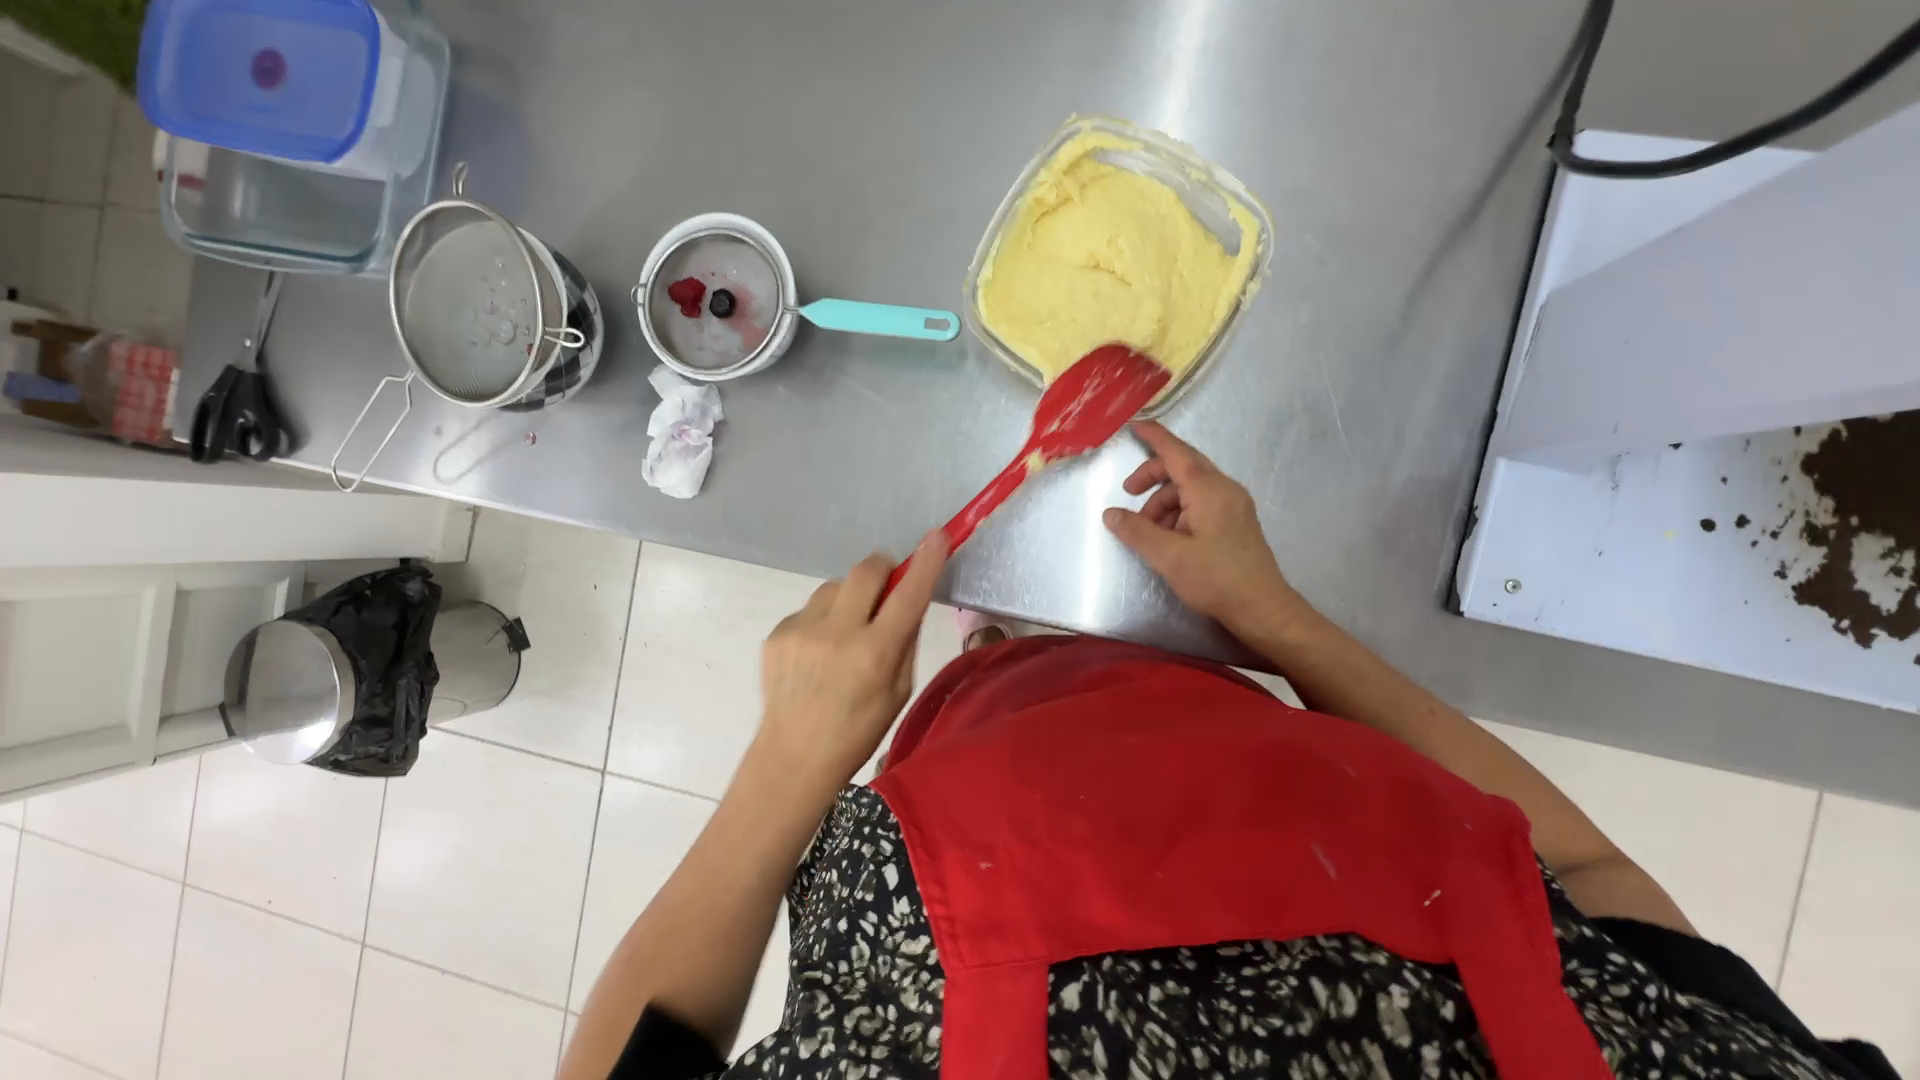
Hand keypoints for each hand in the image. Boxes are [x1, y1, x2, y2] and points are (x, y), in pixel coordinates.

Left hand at [757, 531, 948, 786]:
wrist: (794, 756)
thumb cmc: (858, 731)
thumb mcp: (899, 691)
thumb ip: (905, 641)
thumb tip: (908, 600)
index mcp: (876, 653)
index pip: (909, 593)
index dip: (926, 561)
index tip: (937, 536)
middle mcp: (838, 633)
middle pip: (866, 569)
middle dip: (883, 569)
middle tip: (886, 587)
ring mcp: (802, 630)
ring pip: (835, 586)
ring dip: (849, 598)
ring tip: (844, 635)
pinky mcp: (777, 633)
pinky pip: (810, 609)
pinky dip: (821, 621)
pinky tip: (817, 654)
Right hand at [1103, 421, 1302, 634]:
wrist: (1261, 607)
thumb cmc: (1216, 578)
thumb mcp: (1168, 556)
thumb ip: (1136, 531)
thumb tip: (1110, 514)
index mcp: (1209, 489)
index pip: (1176, 452)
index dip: (1154, 437)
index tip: (1134, 426)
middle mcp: (1224, 489)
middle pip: (1182, 468)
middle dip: (1152, 477)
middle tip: (1128, 495)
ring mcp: (1233, 505)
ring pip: (1190, 489)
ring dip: (1163, 503)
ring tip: (1149, 533)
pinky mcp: (1236, 522)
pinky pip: (1201, 504)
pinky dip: (1179, 513)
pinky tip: (1169, 539)